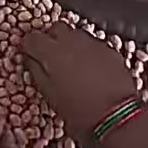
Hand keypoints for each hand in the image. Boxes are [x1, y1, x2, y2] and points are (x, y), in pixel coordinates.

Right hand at [21, 21, 139, 136]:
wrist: (118, 118)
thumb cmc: (79, 112)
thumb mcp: (49, 95)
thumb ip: (36, 71)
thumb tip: (30, 59)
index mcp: (51, 51)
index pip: (31, 38)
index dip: (28, 46)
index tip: (28, 55)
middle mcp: (71, 41)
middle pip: (54, 29)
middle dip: (49, 39)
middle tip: (49, 58)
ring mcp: (92, 43)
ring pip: (74, 34)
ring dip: (69, 44)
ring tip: (70, 64)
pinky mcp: (109, 50)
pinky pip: (92, 44)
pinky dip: (87, 52)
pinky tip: (89, 69)